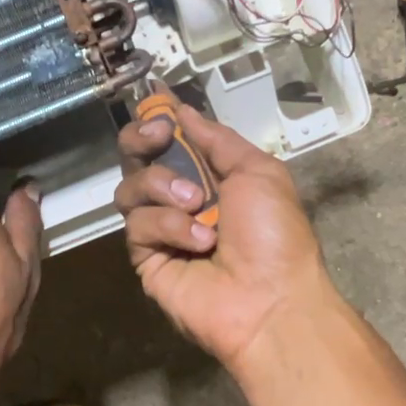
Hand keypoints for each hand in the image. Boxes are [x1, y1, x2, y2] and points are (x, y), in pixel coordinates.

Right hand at [115, 104, 336, 368]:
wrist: (271, 299)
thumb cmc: (275, 233)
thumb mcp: (259, 172)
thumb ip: (218, 139)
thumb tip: (182, 111)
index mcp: (210, 176)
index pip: (170, 140)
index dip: (158, 120)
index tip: (158, 105)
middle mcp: (179, 198)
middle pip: (136, 157)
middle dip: (141, 138)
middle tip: (157, 137)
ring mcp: (160, 229)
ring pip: (131, 187)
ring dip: (162, 186)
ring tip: (196, 203)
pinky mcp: (145, 257)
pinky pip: (138, 225)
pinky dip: (169, 226)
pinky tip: (199, 242)